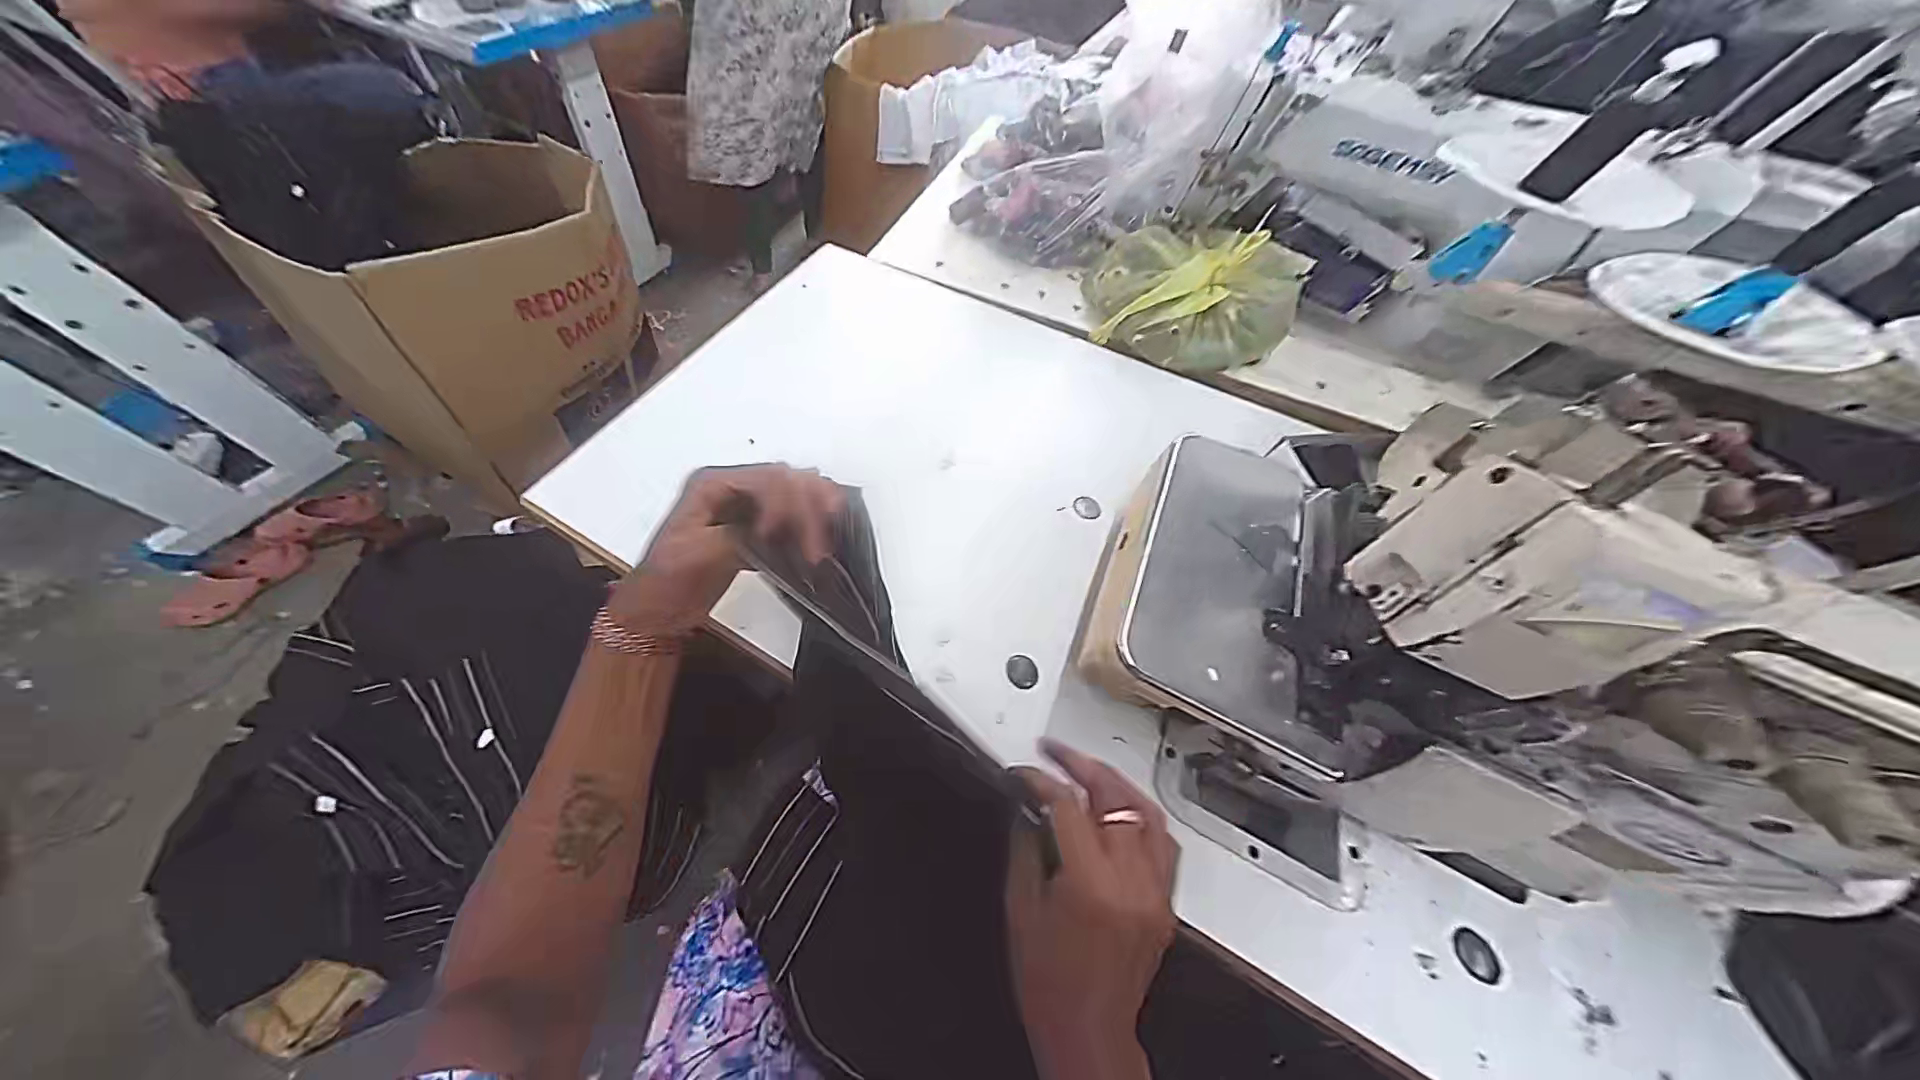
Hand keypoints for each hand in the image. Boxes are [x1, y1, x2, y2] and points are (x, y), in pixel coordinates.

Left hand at [607, 464, 843, 636]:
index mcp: (712, 484)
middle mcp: (732, 487)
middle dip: (810, 509)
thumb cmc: (668, 581)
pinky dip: (810, 526)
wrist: (658, 611)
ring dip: (815, 516)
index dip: (788, 504)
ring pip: (795, 496)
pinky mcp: (756, 526)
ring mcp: (745, 505)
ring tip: (825, 544)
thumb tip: (779, 525)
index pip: (767, 479)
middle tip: (820, 547)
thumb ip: (740, 533)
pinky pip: (792, 516)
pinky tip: (820, 542)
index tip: (794, 538)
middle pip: (787, 482)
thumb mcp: (700, 553)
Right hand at [1007, 739, 1176, 1079]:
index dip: (1040, 780)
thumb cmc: (1051, 984)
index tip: (1024, 774)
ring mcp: (1154, 892)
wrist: (1087, 1031)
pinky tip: (1123, 805)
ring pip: (1145, 811)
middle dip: (1080, 764)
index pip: (1066, 805)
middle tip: (1055, 752)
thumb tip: (1027, 806)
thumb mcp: (1020, 908)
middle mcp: (1130, 883)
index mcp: (1089, 884)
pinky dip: (1141, 813)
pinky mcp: (1165, 903)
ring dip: (1115, 780)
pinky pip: (1163, 841)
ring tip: (1088, 767)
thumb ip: (1024, 847)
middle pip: (1113, 796)